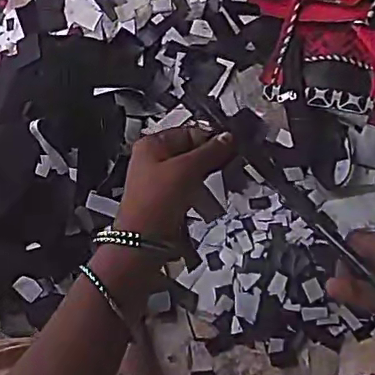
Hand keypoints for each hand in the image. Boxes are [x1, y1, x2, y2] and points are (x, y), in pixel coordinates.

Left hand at [113, 126, 235, 243]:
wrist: (144, 242)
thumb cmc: (152, 204)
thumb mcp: (186, 170)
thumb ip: (209, 152)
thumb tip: (226, 139)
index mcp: (151, 145)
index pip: (189, 131)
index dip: (210, 138)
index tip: (230, 144)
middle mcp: (154, 162)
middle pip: (192, 153)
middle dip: (212, 160)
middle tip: (230, 163)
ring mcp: (161, 183)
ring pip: (194, 173)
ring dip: (210, 179)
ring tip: (224, 184)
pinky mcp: (169, 203)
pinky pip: (192, 192)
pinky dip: (203, 195)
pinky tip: (211, 202)